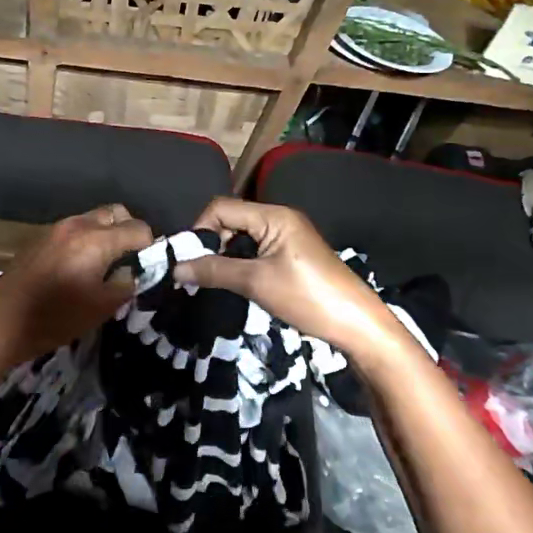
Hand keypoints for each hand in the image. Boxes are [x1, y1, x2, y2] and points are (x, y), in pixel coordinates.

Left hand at [0, 204, 154, 368]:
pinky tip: (79, 268)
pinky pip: (74, 230)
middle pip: (116, 213)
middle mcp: (78, 225)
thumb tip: (137, 272)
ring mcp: (55, 229)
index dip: (150, 247)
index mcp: (97, 240)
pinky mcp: (40, 239)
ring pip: (93, 219)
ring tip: (105, 266)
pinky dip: (86, 240)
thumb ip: (127, 284)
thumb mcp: (101, 307)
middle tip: (129, 262)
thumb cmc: (55, 317)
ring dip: (106, 235)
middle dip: (129, 232)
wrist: (1, 322)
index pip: (139, 229)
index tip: (147, 269)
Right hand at [172, 198, 408, 364]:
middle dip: (210, 242)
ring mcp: (287, 236)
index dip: (200, 229)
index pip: (221, 208)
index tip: (188, 259)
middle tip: (198, 272)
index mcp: (273, 216)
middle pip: (231, 219)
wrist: (356, 324)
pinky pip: (256, 249)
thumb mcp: (256, 283)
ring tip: (213, 280)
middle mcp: (279, 218)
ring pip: (242, 236)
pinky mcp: (292, 255)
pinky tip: (235, 282)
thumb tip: (176, 268)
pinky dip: (240, 262)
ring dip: (224, 255)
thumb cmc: (307, 297)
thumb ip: (215, 271)